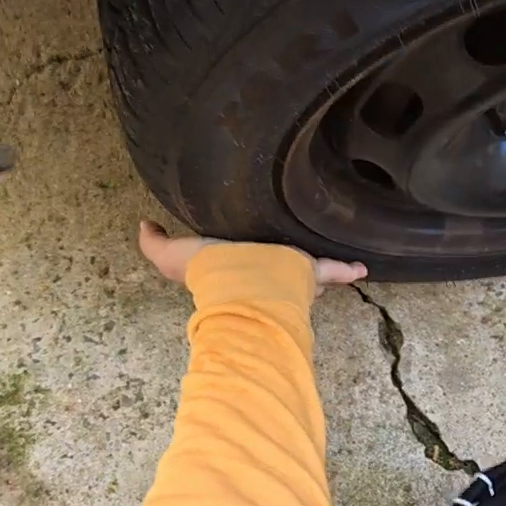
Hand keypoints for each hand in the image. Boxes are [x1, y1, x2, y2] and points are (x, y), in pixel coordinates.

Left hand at [138, 221, 367, 290]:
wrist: (241, 280)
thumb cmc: (209, 272)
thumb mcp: (170, 255)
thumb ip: (154, 242)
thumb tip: (144, 225)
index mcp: (236, 270)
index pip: (244, 265)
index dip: (245, 262)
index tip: (248, 256)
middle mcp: (264, 277)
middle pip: (277, 274)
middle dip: (284, 270)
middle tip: (294, 260)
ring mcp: (290, 275)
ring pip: (305, 272)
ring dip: (316, 270)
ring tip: (330, 263)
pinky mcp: (309, 271)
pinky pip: (331, 270)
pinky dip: (346, 270)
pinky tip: (361, 269)